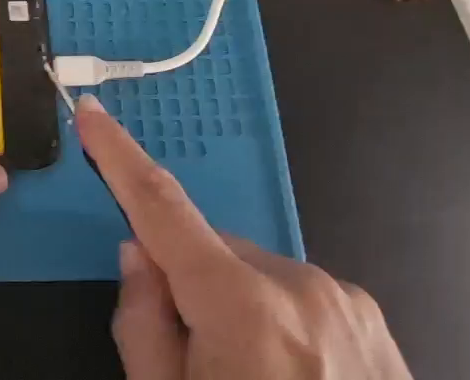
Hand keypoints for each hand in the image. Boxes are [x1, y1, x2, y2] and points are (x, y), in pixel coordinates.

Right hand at [78, 97, 411, 379]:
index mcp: (241, 305)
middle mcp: (299, 285)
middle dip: (191, 284)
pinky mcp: (377, 322)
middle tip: (194, 357)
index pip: (161, 206)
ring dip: (240, 307)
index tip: (91, 114)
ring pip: (259, 277)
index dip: (119, 157)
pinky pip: (303, 299)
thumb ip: (143, 323)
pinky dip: (282, 323)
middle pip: (213, 253)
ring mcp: (346, 302)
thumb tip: (141, 254)